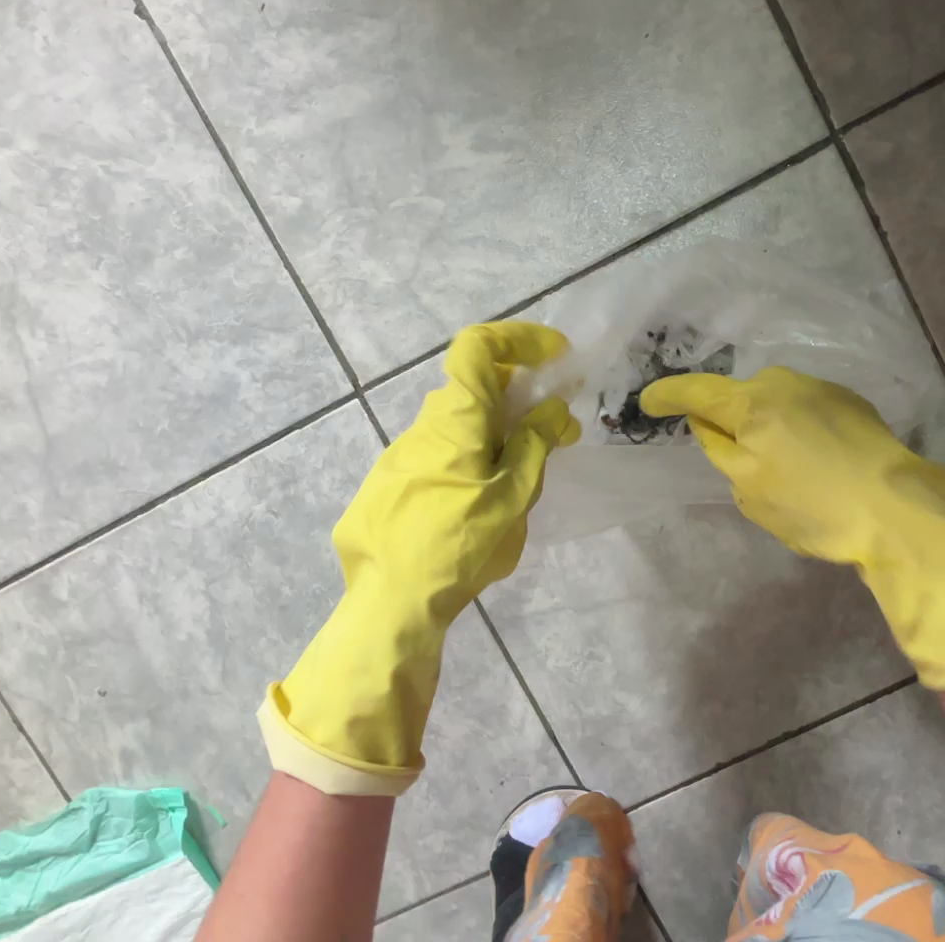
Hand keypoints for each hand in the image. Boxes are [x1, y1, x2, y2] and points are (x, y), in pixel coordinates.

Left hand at [259, 322, 578, 795]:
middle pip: (473, 387)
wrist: (390, 605)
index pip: (477, 345)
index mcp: (454, 420)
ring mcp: (398, 457)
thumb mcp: (514, 496)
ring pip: (456, 425)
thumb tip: (555, 407)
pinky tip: (480, 504)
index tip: (556, 357)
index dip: (519, 338)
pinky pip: (437, 454)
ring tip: (524, 476)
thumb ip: (536, 444)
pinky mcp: (388, 486)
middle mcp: (421, 426)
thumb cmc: (460, 546)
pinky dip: (470, 458)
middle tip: (556, 428)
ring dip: (495, 432)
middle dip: (519, 395)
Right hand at [640, 367, 944, 688]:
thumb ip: (720, 449)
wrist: (899, 511)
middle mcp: (786, 382)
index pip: (696, 390)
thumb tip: (707, 423)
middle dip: (726, 418)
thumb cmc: (814, 506)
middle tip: (729, 457)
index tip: (647, 402)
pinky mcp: (851, 404)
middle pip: (738, 396)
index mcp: (753, 403)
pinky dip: (792, 427)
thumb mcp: (749, 488)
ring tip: (779, 466)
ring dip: (763, 423)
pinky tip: (811, 460)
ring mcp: (823, 389)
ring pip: (772, 402)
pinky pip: (802, 409)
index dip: (667, 396)